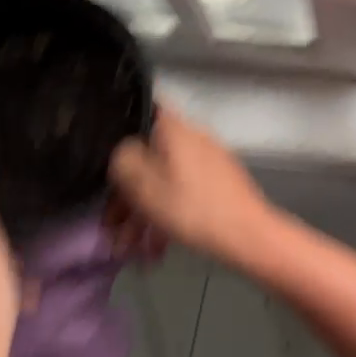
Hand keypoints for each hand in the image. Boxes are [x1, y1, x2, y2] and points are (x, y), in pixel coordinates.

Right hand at [110, 107, 273, 263]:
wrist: (247, 236)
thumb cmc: (192, 208)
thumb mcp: (144, 184)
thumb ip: (123, 160)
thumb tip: (121, 150)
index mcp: (176, 129)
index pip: (146, 107)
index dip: (122, 124)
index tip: (107, 153)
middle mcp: (194, 139)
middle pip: (150, 156)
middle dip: (127, 191)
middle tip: (111, 223)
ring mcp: (208, 162)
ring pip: (164, 180)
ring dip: (143, 212)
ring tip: (128, 247)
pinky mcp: (217, 185)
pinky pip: (182, 194)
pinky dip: (166, 215)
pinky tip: (154, 248)